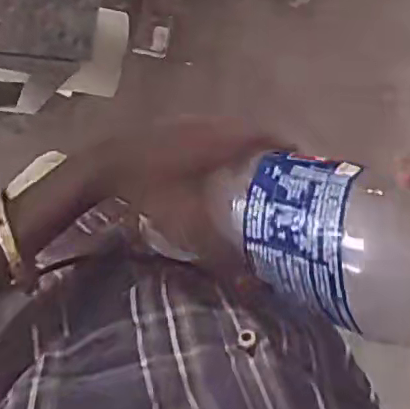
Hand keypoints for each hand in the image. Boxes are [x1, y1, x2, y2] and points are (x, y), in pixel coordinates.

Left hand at [78, 118, 287, 274]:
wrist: (103, 165)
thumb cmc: (149, 189)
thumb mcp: (188, 225)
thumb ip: (222, 255)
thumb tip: (257, 288)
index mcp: (219, 138)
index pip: (265, 135)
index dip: (289, 149)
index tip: (307, 170)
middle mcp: (208, 122)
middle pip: (251, 132)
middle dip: (271, 152)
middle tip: (288, 180)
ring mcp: (189, 120)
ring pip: (230, 131)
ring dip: (247, 148)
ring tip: (260, 178)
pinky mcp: (174, 125)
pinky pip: (212, 132)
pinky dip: (225, 146)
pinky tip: (220, 171)